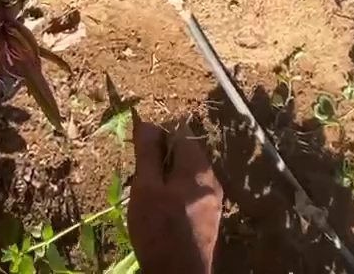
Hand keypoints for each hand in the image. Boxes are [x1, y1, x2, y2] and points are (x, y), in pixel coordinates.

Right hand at [128, 119, 221, 273]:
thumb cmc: (159, 230)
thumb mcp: (146, 186)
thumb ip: (148, 152)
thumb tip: (147, 122)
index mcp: (199, 168)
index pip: (179, 131)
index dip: (157, 136)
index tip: (140, 153)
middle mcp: (212, 180)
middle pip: (183, 153)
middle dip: (160, 159)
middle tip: (142, 178)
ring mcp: (213, 200)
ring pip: (185, 173)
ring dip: (165, 178)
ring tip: (148, 197)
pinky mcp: (209, 218)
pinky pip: (190, 192)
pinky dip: (174, 193)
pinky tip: (161, 212)